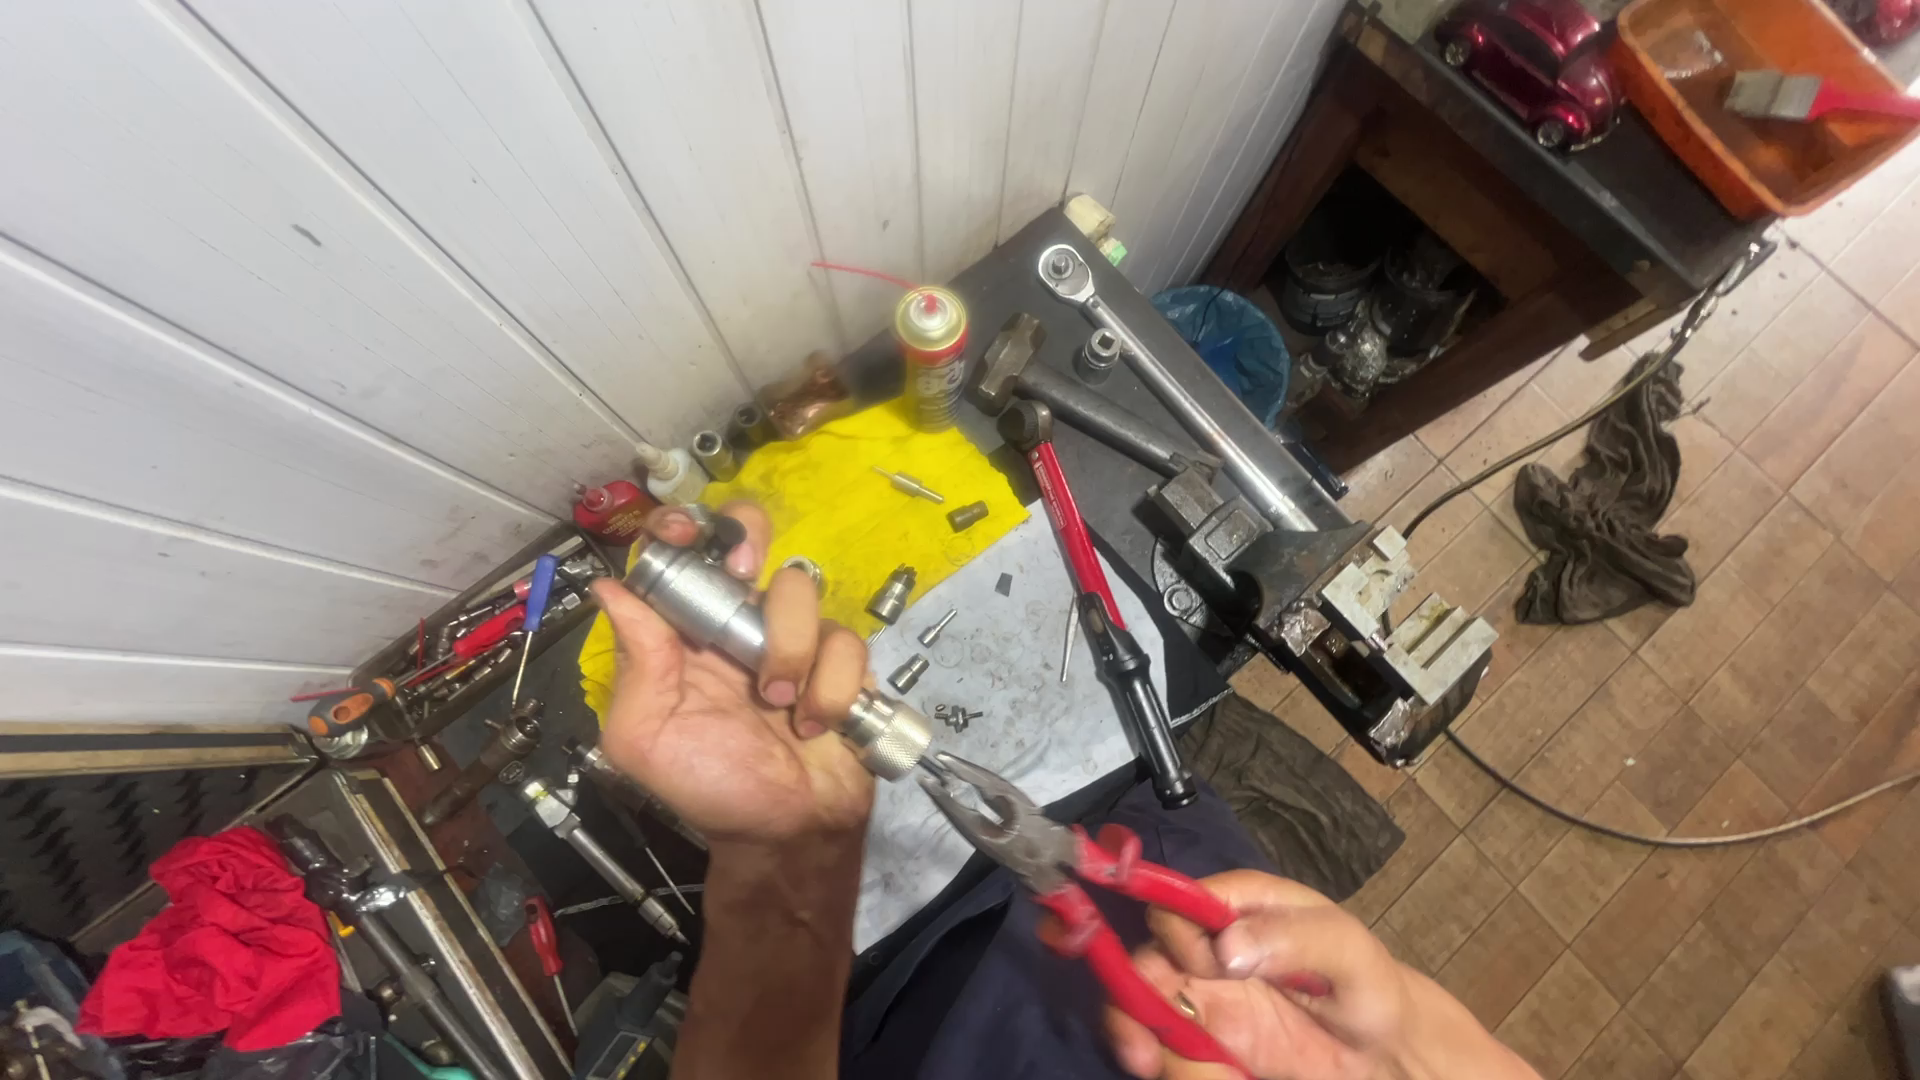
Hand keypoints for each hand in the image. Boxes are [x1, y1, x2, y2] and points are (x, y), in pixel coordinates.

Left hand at [589, 502, 874, 846]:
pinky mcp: (840, 659)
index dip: (679, 527)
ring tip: (781, 704)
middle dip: (749, 537)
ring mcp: (794, 635)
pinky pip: (846, 642)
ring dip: (790, 649)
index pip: (679, 555)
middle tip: (744, 573)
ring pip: (800, 590)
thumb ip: (636, 665)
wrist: (788, 830)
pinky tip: (817, 722)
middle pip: (750, 535)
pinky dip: (831, 687)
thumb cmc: (710, 786)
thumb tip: (610, 587)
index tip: (683, 533)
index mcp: (686, 632)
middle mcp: (739, 621)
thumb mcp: (647, 737)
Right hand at [1106, 871, 1411, 1079]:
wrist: (1387, 1052)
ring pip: (1147, 1014)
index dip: (1178, 939)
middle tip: (1142, 1055)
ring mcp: (1202, 996)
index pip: (1174, 910)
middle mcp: (1203, 946)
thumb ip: (1291, 938)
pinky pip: (1173, 1053)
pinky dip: (1181, 1070)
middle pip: (1144, 964)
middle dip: (1133, 1006)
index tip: (1207, 970)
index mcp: (1229, 906)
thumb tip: (1224, 947)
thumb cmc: (1366, 982)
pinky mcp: (1207, 1041)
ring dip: (1154, 1048)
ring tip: (1200, 1076)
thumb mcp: (1345, 950)